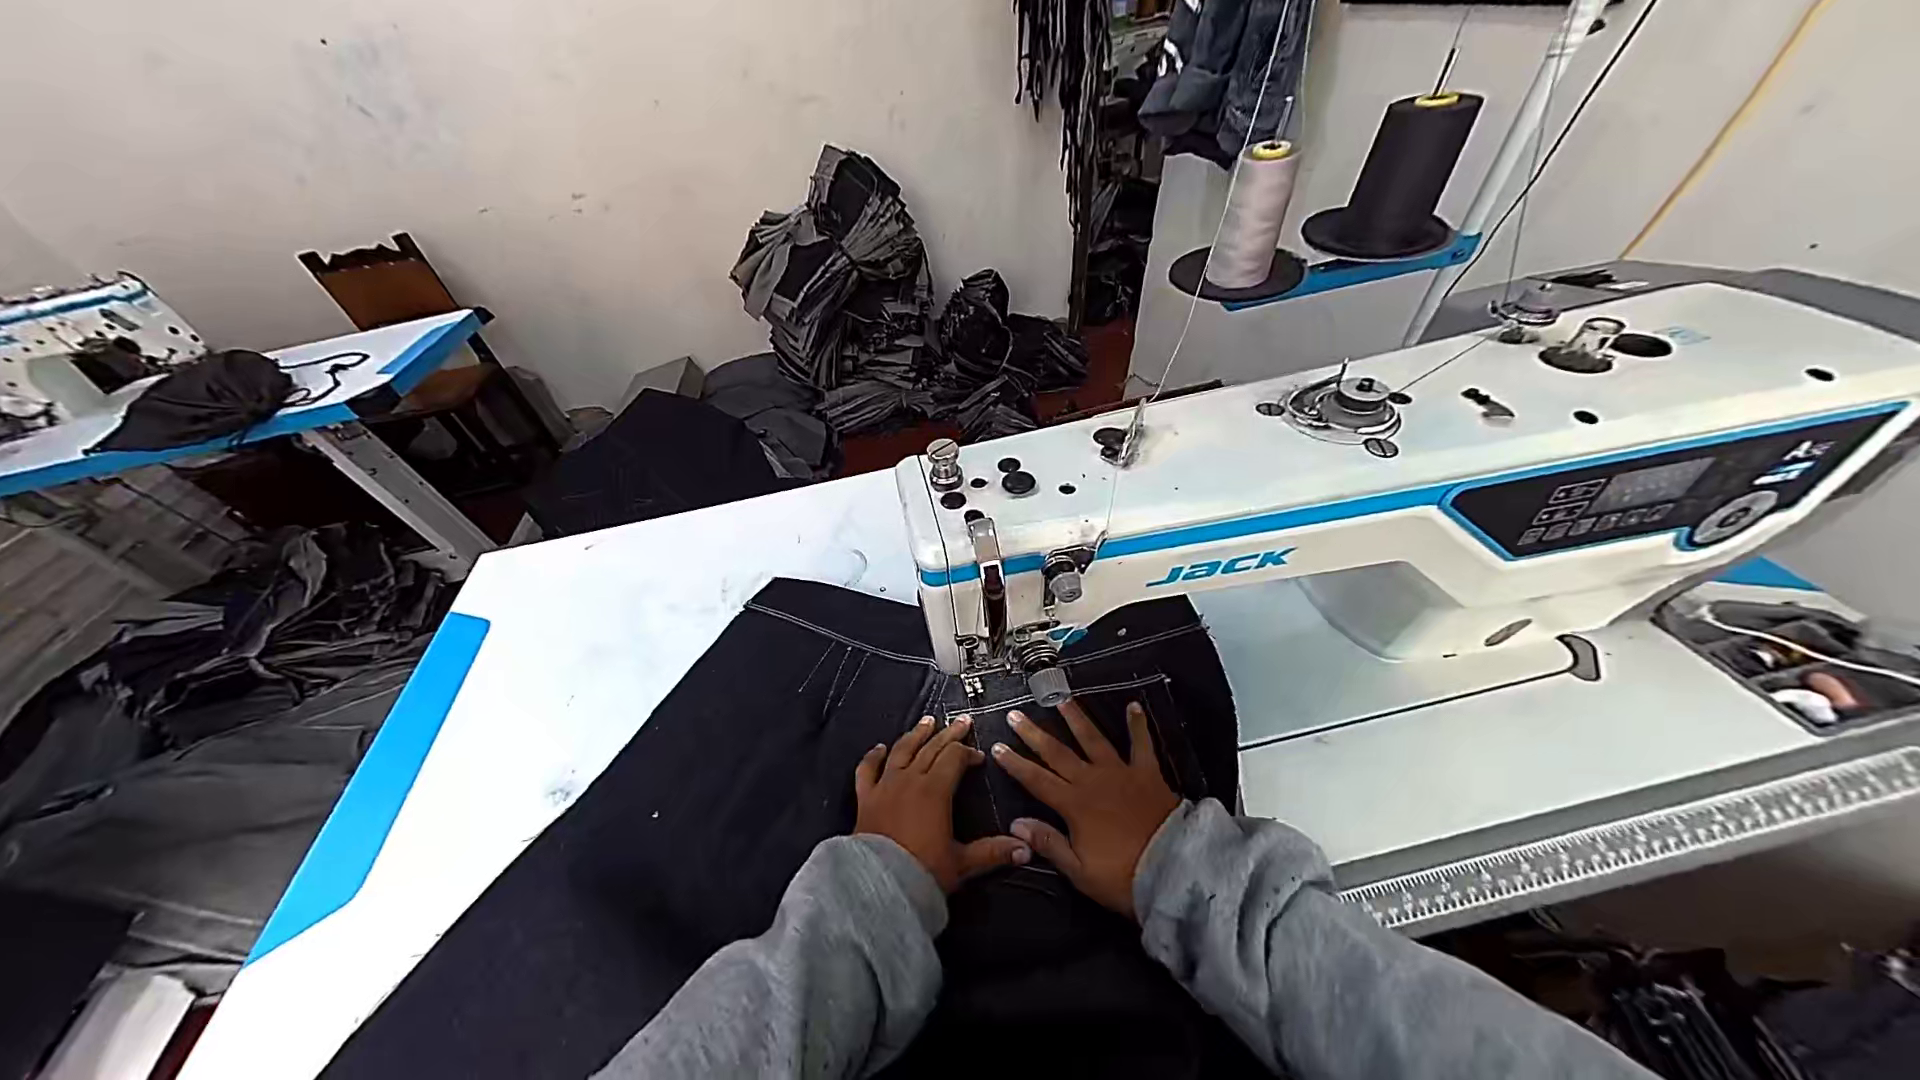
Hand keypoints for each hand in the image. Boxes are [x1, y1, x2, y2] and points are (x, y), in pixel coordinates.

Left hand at [855, 715, 1030, 891]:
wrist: (879, 888)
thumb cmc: (922, 873)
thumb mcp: (962, 863)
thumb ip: (993, 852)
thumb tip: (1025, 849)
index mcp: (935, 790)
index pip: (955, 758)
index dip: (968, 753)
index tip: (979, 757)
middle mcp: (910, 780)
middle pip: (932, 747)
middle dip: (949, 734)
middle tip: (961, 722)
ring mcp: (885, 786)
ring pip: (902, 750)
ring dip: (917, 734)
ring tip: (927, 721)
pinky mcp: (866, 798)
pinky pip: (867, 770)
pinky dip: (872, 756)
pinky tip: (878, 748)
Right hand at [991, 700, 1179, 918]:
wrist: (1174, 872)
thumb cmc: (1123, 877)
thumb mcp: (1079, 870)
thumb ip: (1048, 843)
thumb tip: (1015, 823)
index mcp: (1074, 804)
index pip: (1036, 779)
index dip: (1014, 763)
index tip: (998, 747)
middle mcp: (1093, 780)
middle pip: (1057, 752)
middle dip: (1033, 733)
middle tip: (1016, 715)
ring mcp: (1121, 772)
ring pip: (1092, 739)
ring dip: (1076, 719)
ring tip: (1061, 700)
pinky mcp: (1148, 773)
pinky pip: (1142, 744)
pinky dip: (1137, 725)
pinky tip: (1134, 706)